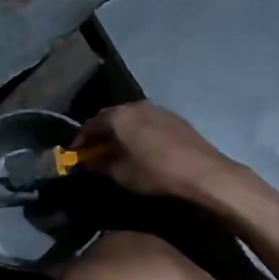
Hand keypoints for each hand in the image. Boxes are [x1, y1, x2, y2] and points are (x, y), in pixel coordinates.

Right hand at [73, 102, 246, 202]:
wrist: (202, 171)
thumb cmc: (155, 172)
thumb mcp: (122, 174)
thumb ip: (101, 166)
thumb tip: (90, 163)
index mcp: (120, 116)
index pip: (92, 123)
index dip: (82, 139)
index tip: (77, 153)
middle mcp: (137, 105)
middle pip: (112, 117)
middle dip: (101, 133)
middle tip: (95, 151)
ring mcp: (158, 109)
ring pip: (131, 118)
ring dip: (121, 131)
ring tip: (118, 150)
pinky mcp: (175, 118)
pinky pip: (148, 121)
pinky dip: (138, 131)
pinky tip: (141, 147)